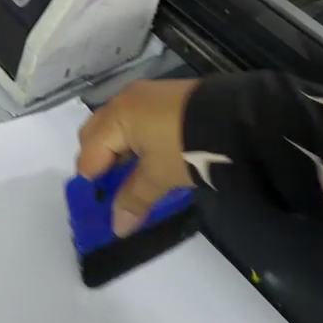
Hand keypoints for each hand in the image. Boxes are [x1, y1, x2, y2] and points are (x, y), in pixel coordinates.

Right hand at [76, 79, 198, 236]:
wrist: (235, 117)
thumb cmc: (187, 146)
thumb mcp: (160, 176)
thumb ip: (134, 199)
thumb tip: (116, 228)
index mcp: (116, 117)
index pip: (88, 154)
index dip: (92, 180)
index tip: (104, 201)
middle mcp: (123, 100)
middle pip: (93, 133)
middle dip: (98, 160)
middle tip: (115, 185)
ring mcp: (143, 94)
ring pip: (114, 124)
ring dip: (117, 148)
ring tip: (135, 172)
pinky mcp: (162, 96)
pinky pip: (133, 117)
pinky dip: (133, 136)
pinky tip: (151, 154)